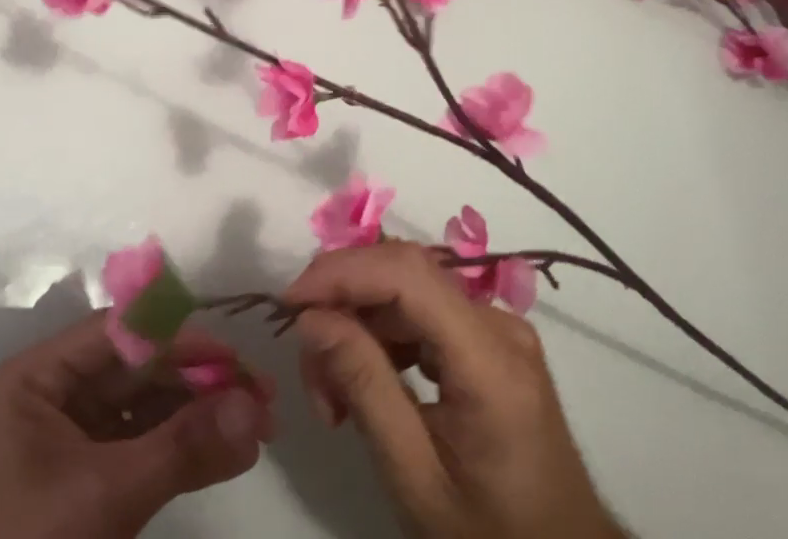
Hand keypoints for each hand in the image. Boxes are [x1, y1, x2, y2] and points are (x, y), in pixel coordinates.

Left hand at [0, 313, 276, 538]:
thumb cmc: (31, 538)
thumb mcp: (105, 492)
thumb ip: (181, 449)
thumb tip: (254, 408)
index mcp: (39, 378)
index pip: (116, 334)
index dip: (176, 337)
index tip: (236, 354)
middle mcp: (58, 395)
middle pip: (138, 369)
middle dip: (200, 379)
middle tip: (264, 394)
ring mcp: (77, 437)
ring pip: (149, 408)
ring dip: (202, 414)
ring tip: (263, 422)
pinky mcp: (95, 476)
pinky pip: (148, 446)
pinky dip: (189, 448)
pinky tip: (233, 449)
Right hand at [286, 242, 624, 538]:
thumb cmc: (487, 530)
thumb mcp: (413, 474)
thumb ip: (363, 387)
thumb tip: (311, 318)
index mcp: (491, 363)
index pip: (408, 276)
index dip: (341, 273)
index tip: (287, 305)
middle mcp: (500, 327)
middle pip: (401, 275)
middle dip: (340, 305)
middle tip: (310, 373)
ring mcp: (496, 331)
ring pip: (402, 292)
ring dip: (354, 328)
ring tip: (331, 398)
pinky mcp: (487, 341)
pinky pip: (417, 314)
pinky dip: (377, 339)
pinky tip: (361, 386)